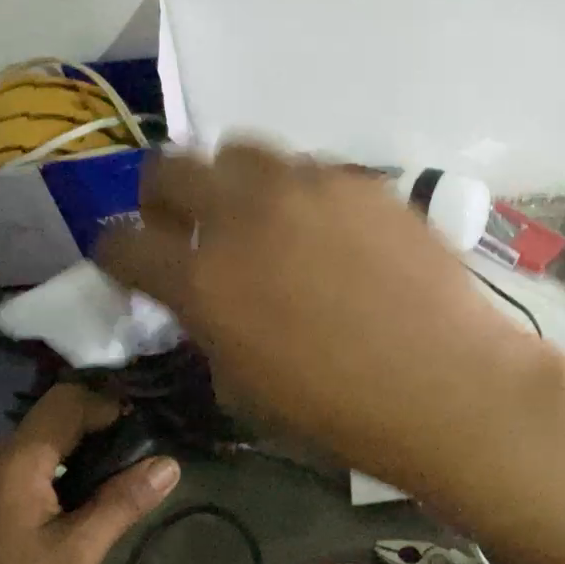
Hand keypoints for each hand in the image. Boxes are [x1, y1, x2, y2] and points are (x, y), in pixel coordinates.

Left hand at [0, 384, 181, 563]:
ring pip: (26, 450)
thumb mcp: (76, 554)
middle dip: (92, 439)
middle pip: (47, 424)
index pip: (68, 401)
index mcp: (15, 460)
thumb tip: (169, 464)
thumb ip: (123, 502)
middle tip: (124, 476)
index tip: (139, 437)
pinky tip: (48, 523)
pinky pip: (4, 473)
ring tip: (92, 503)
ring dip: (65, 462)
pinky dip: (37, 480)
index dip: (108, 408)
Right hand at [96, 140, 564, 493]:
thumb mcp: (246, 385)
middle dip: (164, 196)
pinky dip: (301, 194)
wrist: (446, 382)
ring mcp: (307, 187)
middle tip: (188, 225)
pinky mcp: (361, 181)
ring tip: (264, 220)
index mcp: (202, 278)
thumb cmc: (342, 410)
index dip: (118, 255)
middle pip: (170, 166)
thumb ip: (209, 324)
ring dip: (236, 184)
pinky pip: (311, 171)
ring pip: (244, 153)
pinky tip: (331, 232)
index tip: (132, 264)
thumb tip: (203, 297)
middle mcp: (245, 214)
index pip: (122, 242)